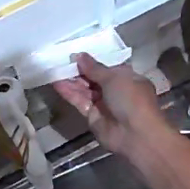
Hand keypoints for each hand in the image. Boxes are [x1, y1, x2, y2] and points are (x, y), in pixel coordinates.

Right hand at [52, 54, 174, 160]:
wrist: (135, 134)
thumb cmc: (131, 98)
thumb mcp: (114, 78)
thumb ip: (94, 68)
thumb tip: (79, 55)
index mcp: (127, 78)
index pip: (108, 67)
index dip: (93, 61)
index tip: (76, 54)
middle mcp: (116, 91)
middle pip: (94, 78)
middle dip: (79, 70)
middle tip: (60, 59)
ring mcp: (104, 104)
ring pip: (85, 90)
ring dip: (71, 80)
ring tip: (54, 68)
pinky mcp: (92, 116)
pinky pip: (79, 101)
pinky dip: (69, 92)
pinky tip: (56, 82)